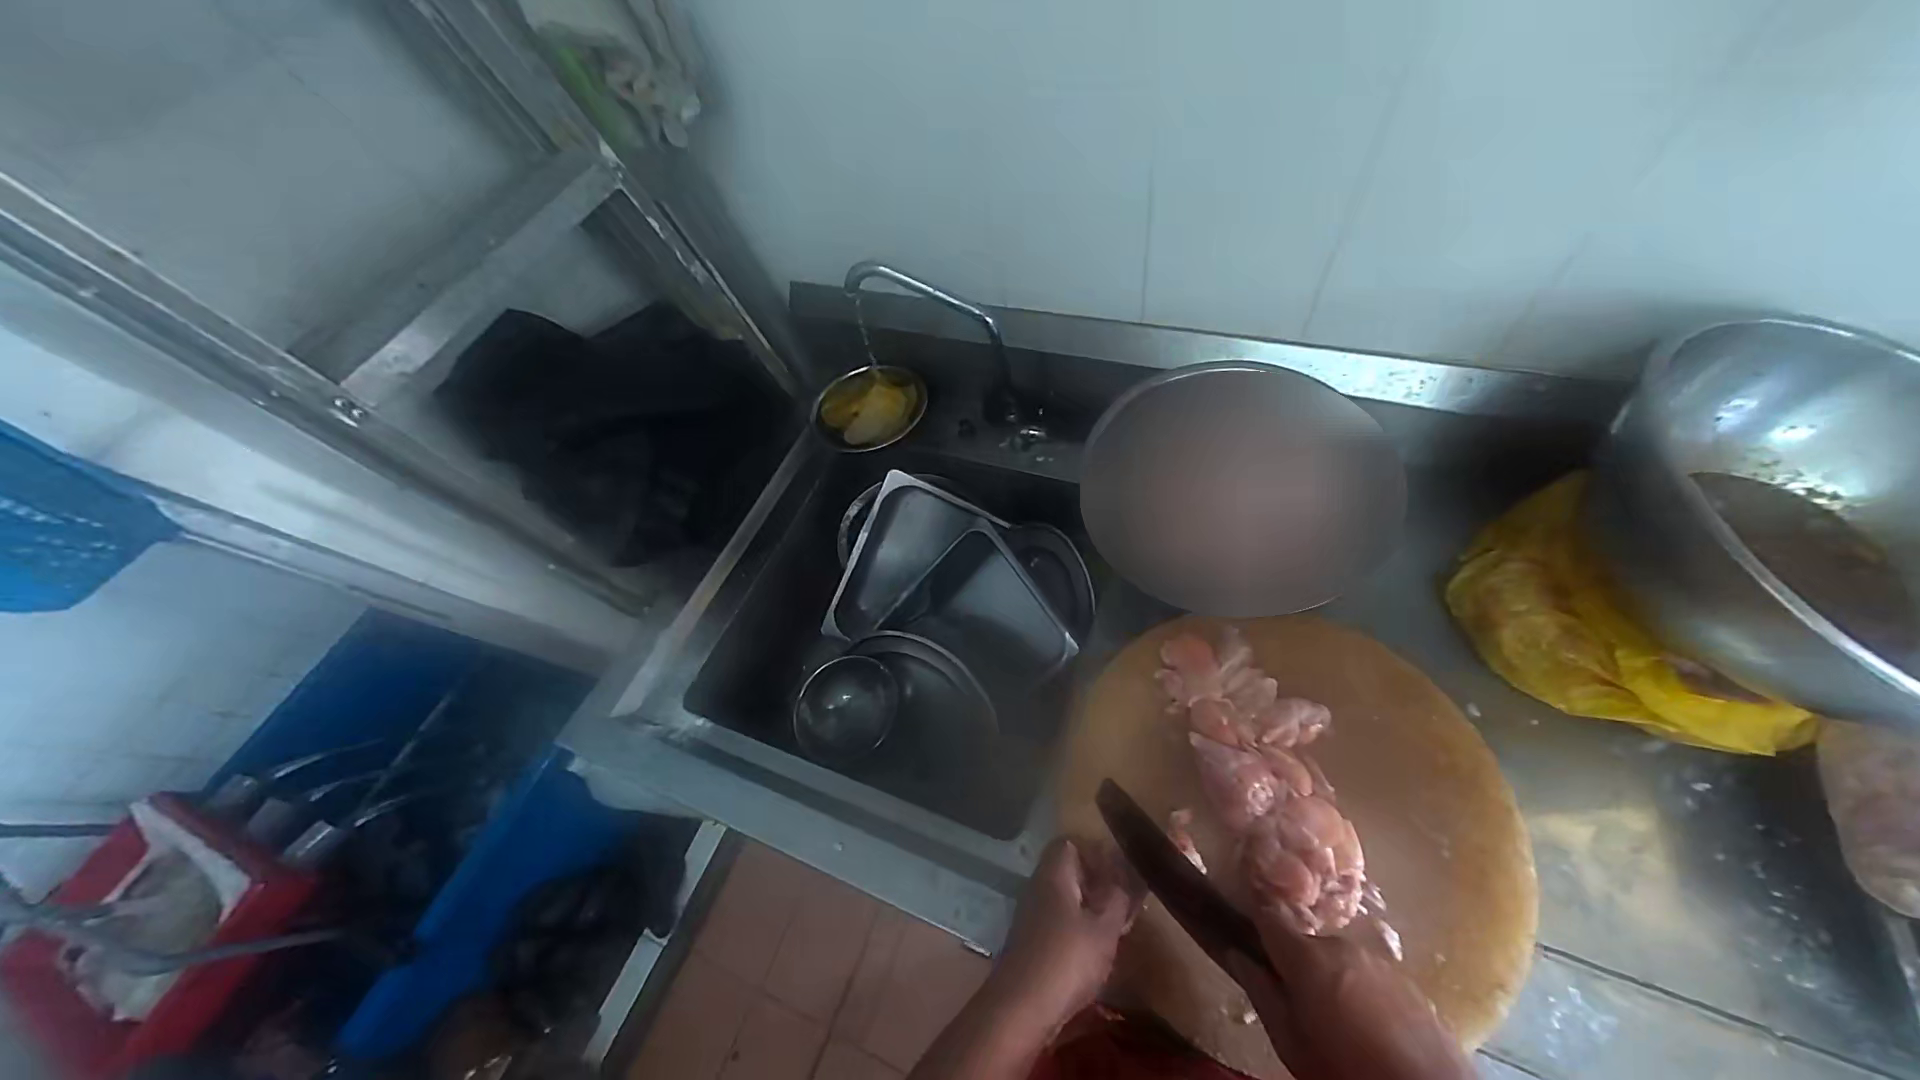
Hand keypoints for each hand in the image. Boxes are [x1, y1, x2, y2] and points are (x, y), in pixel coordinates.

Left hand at [982, 837, 1144, 1032]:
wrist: (1022, 1007)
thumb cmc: (1067, 959)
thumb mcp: (1103, 928)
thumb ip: (1117, 898)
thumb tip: (1124, 876)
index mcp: (1054, 874)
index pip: (1070, 842)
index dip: (1096, 851)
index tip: (1121, 869)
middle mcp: (1038, 886)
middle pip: (1068, 870)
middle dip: (1098, 880)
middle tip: (1125, 899)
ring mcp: (1032, 914)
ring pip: (1065, 896)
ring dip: (1091, 905)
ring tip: (1118, 924)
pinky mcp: (1032, 940)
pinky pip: (1059, 919)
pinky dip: (1079, 926)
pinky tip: (1097, 947)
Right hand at [1225, 907, 1474, 1079]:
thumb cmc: (1347, 1072)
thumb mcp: (1291, 1043)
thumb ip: (1261, 993)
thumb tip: (1238, 955)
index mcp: (1306, 957)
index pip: (1269, 913)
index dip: (1255, 910)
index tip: (1244, 917)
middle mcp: (1341, 946)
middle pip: (1305, 943)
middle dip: (1296, 964)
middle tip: (1296, 1001)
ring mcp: (1379, 962)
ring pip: (1338, 960)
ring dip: (1330, 979)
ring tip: (1336, 1021)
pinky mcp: (1409, 984)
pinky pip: (1368, 977)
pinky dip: (1360, 992)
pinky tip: (1369, 1028)